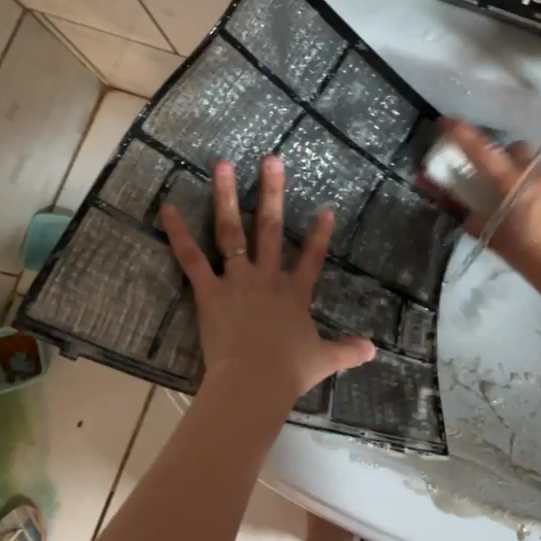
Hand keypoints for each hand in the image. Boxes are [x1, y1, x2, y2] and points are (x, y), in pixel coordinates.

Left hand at [159, 155, 375, 409]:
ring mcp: (238, 280)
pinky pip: (191, 258)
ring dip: (227, 196)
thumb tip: (373, 351)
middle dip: (272, 192)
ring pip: (232, 232)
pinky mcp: (210, 291)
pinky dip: (178, 233)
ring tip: (222, 164)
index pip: (312, 259)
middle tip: (271, 159)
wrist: (256, 381)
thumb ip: (347, 352)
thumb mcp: (324, 361)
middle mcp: (267, 278)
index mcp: (294, 294)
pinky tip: (167, 207)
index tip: (326, 208)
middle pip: (272, 229)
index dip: (320, 235)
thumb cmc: (289, 372)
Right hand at [438, 119, 540, 285]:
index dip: (463, 134)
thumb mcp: (493, 236)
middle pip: (518, 150)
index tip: (449, 121)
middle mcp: (540, 173)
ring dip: (534, 180)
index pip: (483, 151)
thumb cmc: (526, 256)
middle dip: (508, 159)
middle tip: (505, 181)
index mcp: (513, 184)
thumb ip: (475, 215)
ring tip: (535, 206)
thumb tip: (462, 205)